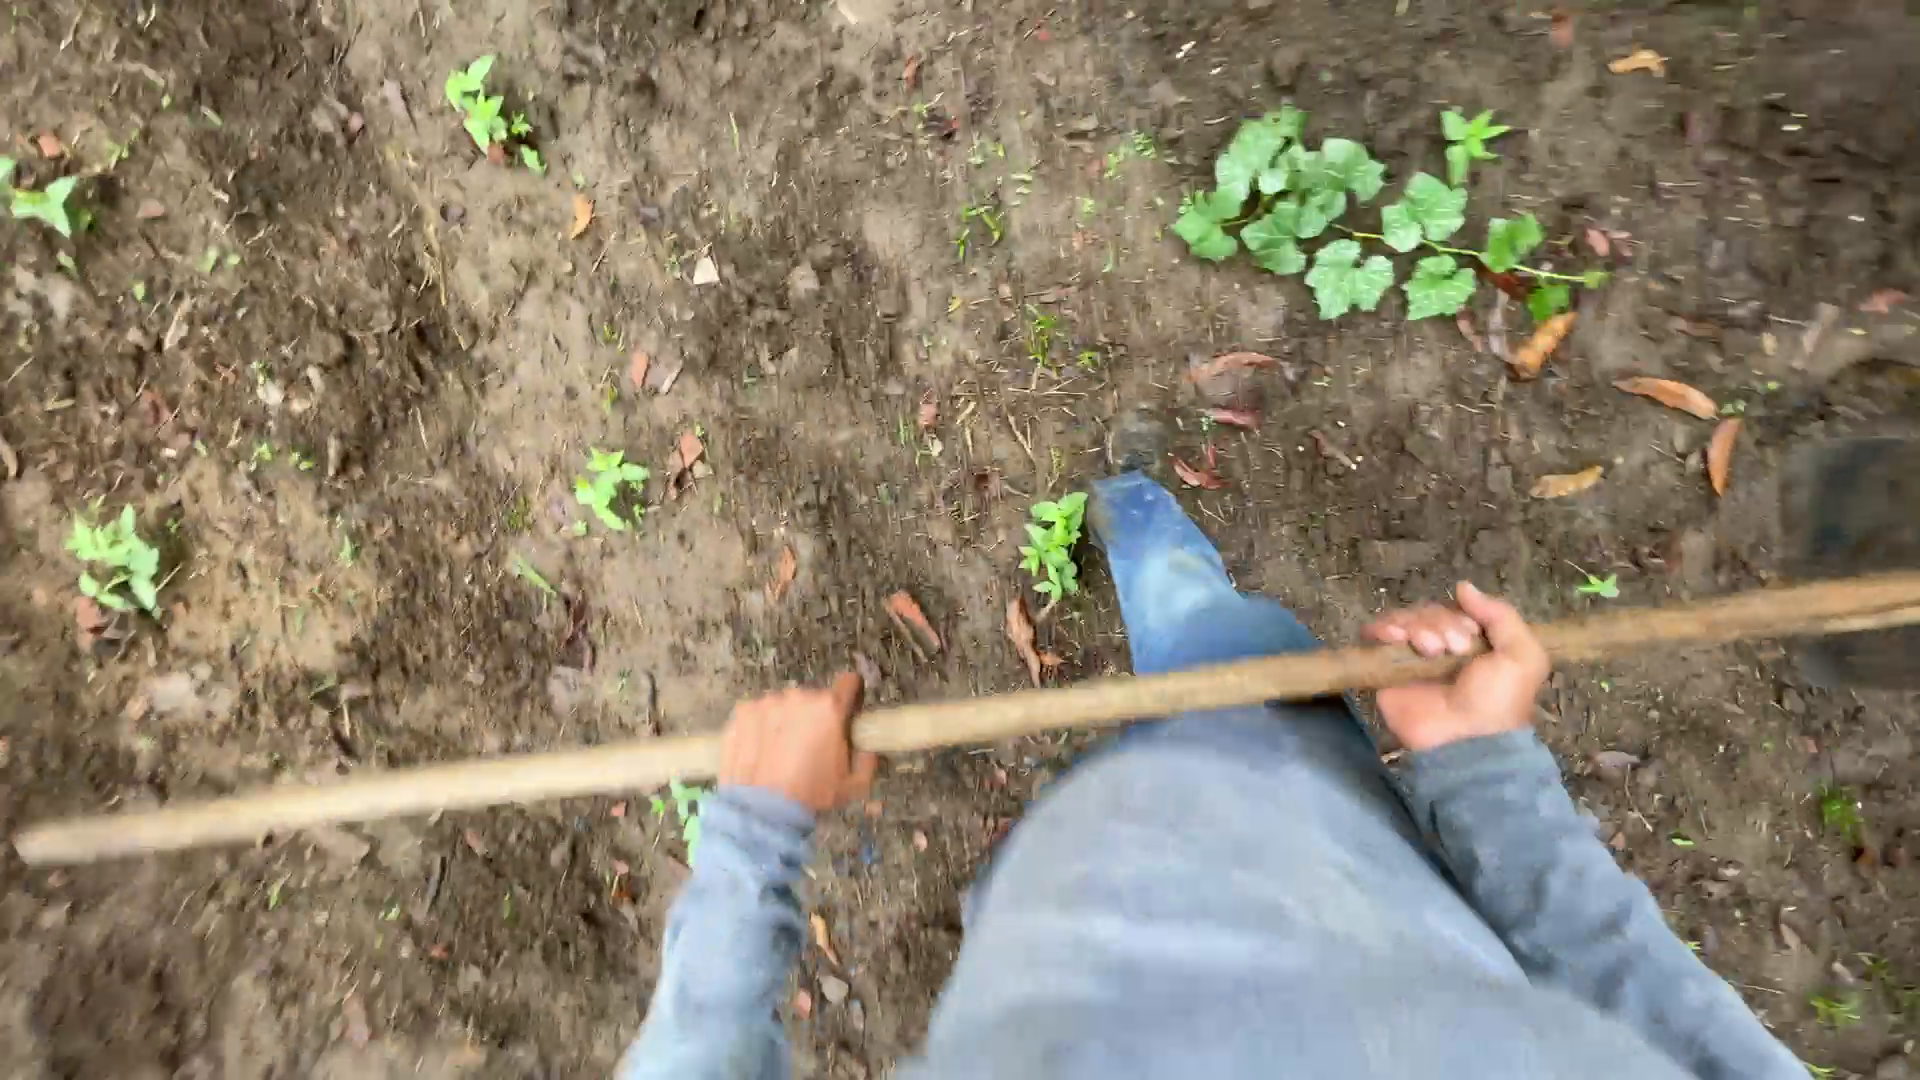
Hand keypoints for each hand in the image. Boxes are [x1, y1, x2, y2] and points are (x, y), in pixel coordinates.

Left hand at [720, 672, 878, 813]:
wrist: (760, 811)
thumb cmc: (811, 796)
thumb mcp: (853, 785)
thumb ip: (867, 760)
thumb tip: (867, 749)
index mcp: (829, 707)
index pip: (849, 682)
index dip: (850, 695)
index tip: (846, 710)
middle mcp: (799, 697)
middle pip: (813, 698)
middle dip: (814, 716)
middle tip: (808, 746)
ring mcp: (768, 702)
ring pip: (783, 706)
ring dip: (785, 721)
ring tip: (779, 752)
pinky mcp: (742, 712)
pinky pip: (757, 714)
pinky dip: (760, 727)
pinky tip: (759, 751)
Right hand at [1361, 582, 1549, 752]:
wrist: (1463, 738)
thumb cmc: (1497, 700)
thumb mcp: (1522, 656)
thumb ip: (1501, 616)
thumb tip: (1462, 586)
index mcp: (1471, 642)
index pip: (1453, 609)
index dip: (1457, 616)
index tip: (1467, 637)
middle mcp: (1438, 645)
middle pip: (1426, 611)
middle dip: (1437, 624)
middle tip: (1449, 650)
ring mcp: (1409, 656)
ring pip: (1401, 619)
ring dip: (1413, 626)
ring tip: (1426, 650)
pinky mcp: (1384, 667)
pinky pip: (1374, 634)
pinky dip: (1381, 628)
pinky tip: (1393, 638)